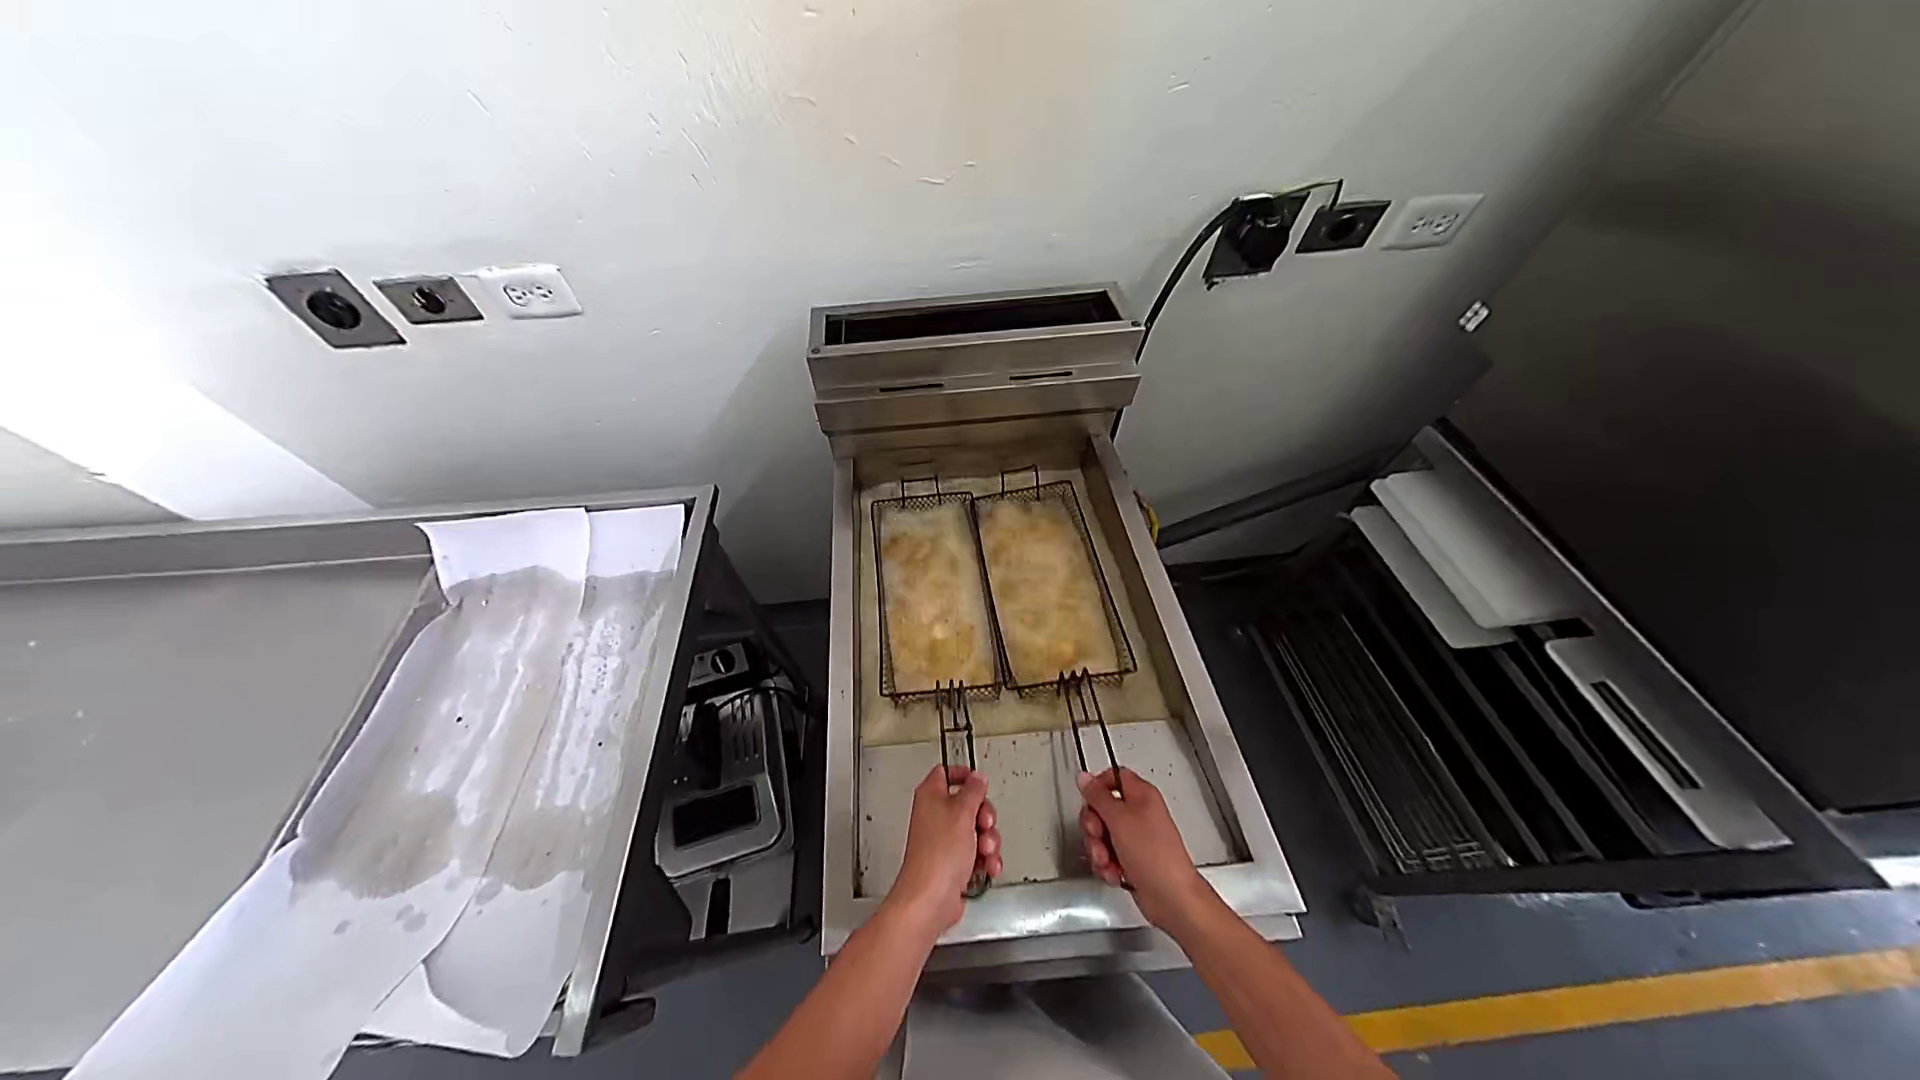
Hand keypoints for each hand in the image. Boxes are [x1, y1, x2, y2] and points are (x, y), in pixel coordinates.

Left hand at [885, 765, 1002, 934]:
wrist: (932, 898)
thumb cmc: (937, 856)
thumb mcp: (962, 812)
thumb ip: (974, 791)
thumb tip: (978, 778)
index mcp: (931, 796)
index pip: (946, 772)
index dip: (964, 775)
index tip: (979, 782)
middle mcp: (935, 815)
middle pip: (969, 803)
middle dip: (984, 815)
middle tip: (983, 823)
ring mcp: (944, 839)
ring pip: (977, 829)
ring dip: (988, 840)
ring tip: (984, 850)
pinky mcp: (953, 861)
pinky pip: (977, 852)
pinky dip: (986, 859)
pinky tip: (986, 866)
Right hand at [1078, 767, 1217, 932]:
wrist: (1171, 897)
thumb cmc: (1155, 856)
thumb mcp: (1118, 819)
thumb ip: (1097, 796)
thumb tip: (1085, 778)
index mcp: (1141, 795)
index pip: (1114, 777)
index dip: (1097, 786)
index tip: (1089, 800)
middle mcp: (1140, 814)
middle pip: (1102, 808)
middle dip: (1094, 826)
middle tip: (1099, 834)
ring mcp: (1136, 838)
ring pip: (1103, 835)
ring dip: (1099, 850)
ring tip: (1108, 859)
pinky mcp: (1132, 859)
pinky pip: (1108, 855)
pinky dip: (1107, 865)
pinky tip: (1115, 872)